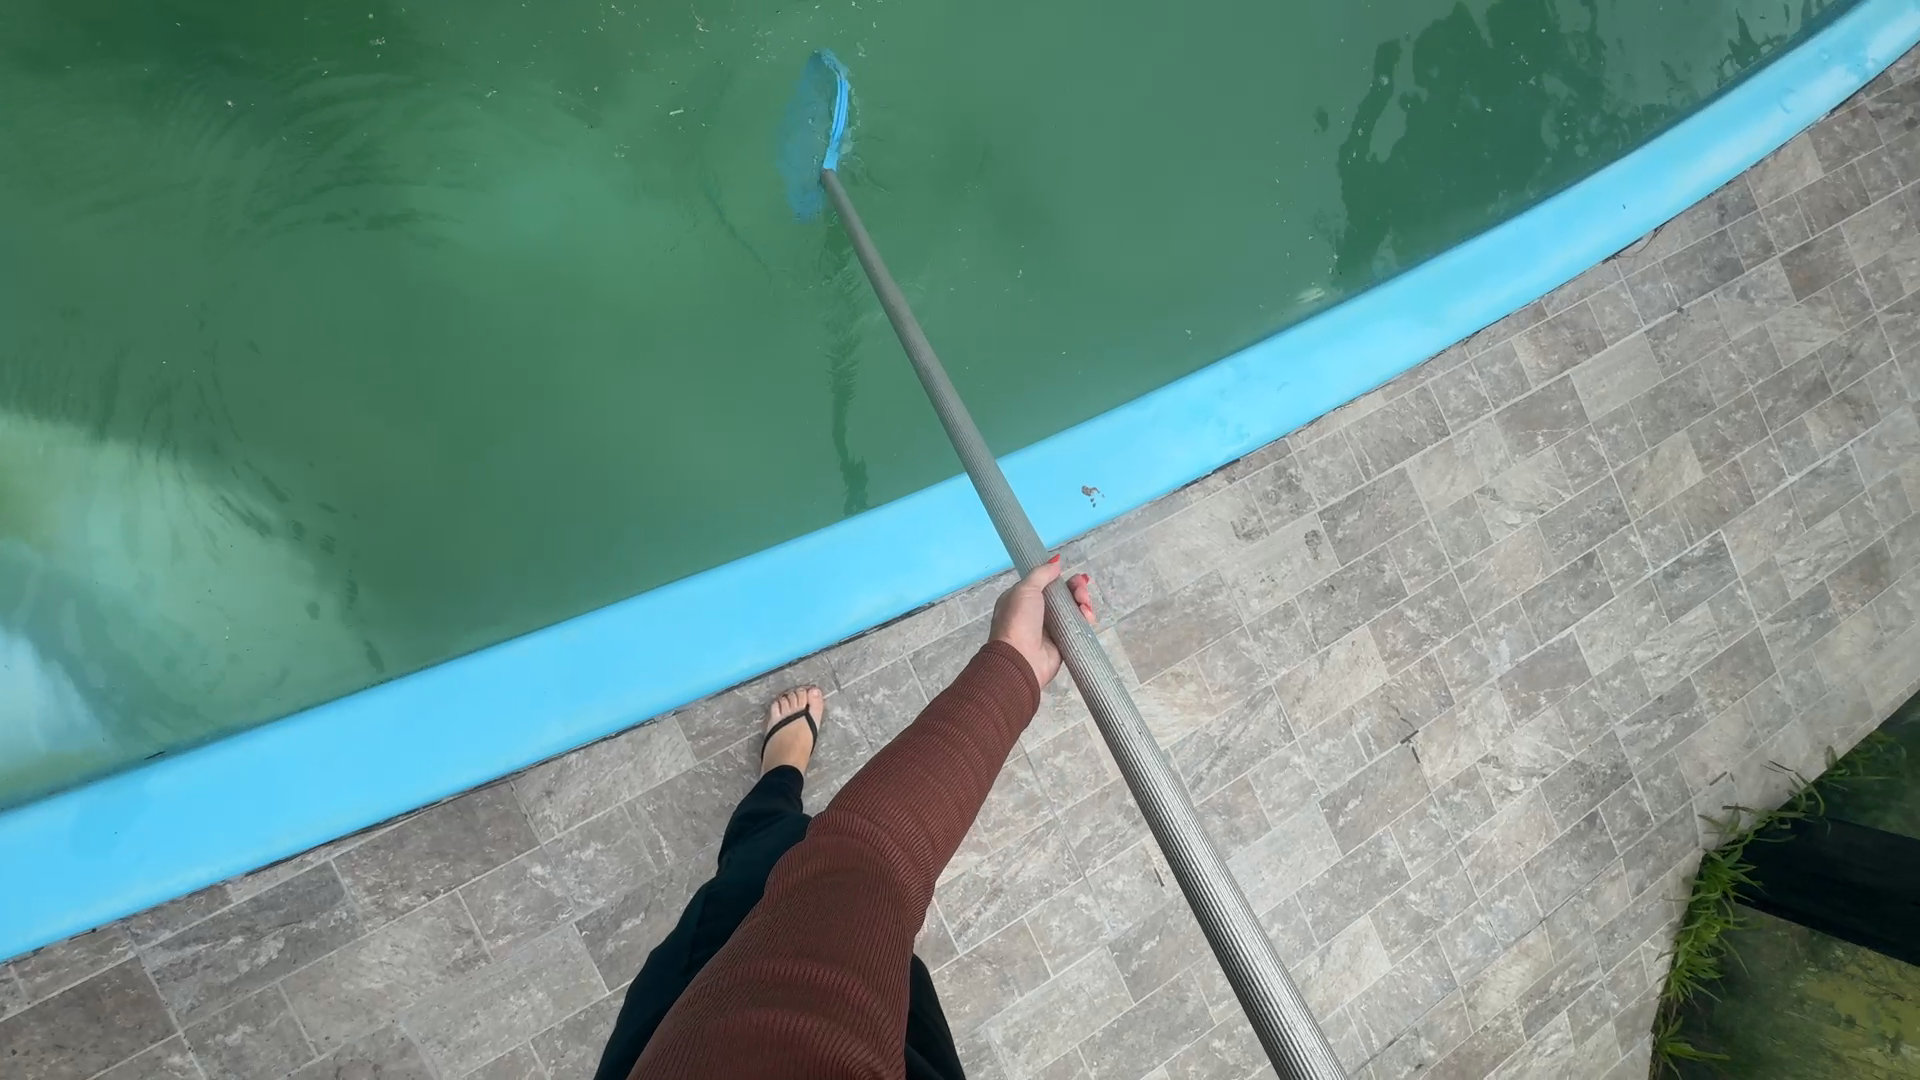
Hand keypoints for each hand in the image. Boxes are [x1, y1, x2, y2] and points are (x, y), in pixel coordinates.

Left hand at [989, 555, 1095, 688]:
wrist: (1021, 659)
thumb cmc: (1019, 621)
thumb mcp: (1025, 590)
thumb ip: (1041, 574)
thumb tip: (1055, 561)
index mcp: (1024, 598)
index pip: (1048, 583)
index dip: (1062, 579)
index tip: (1074, 578)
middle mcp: (1037, 611)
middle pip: (1064, 594)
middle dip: (1077, 590)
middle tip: (1082, 594)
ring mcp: (1051, 627)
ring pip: (1073, 609)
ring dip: (1083, 604)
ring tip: (1085, 608)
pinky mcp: (1063, 641)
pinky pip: (1078, 626)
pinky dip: (1085, 619)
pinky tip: (1088, 617)